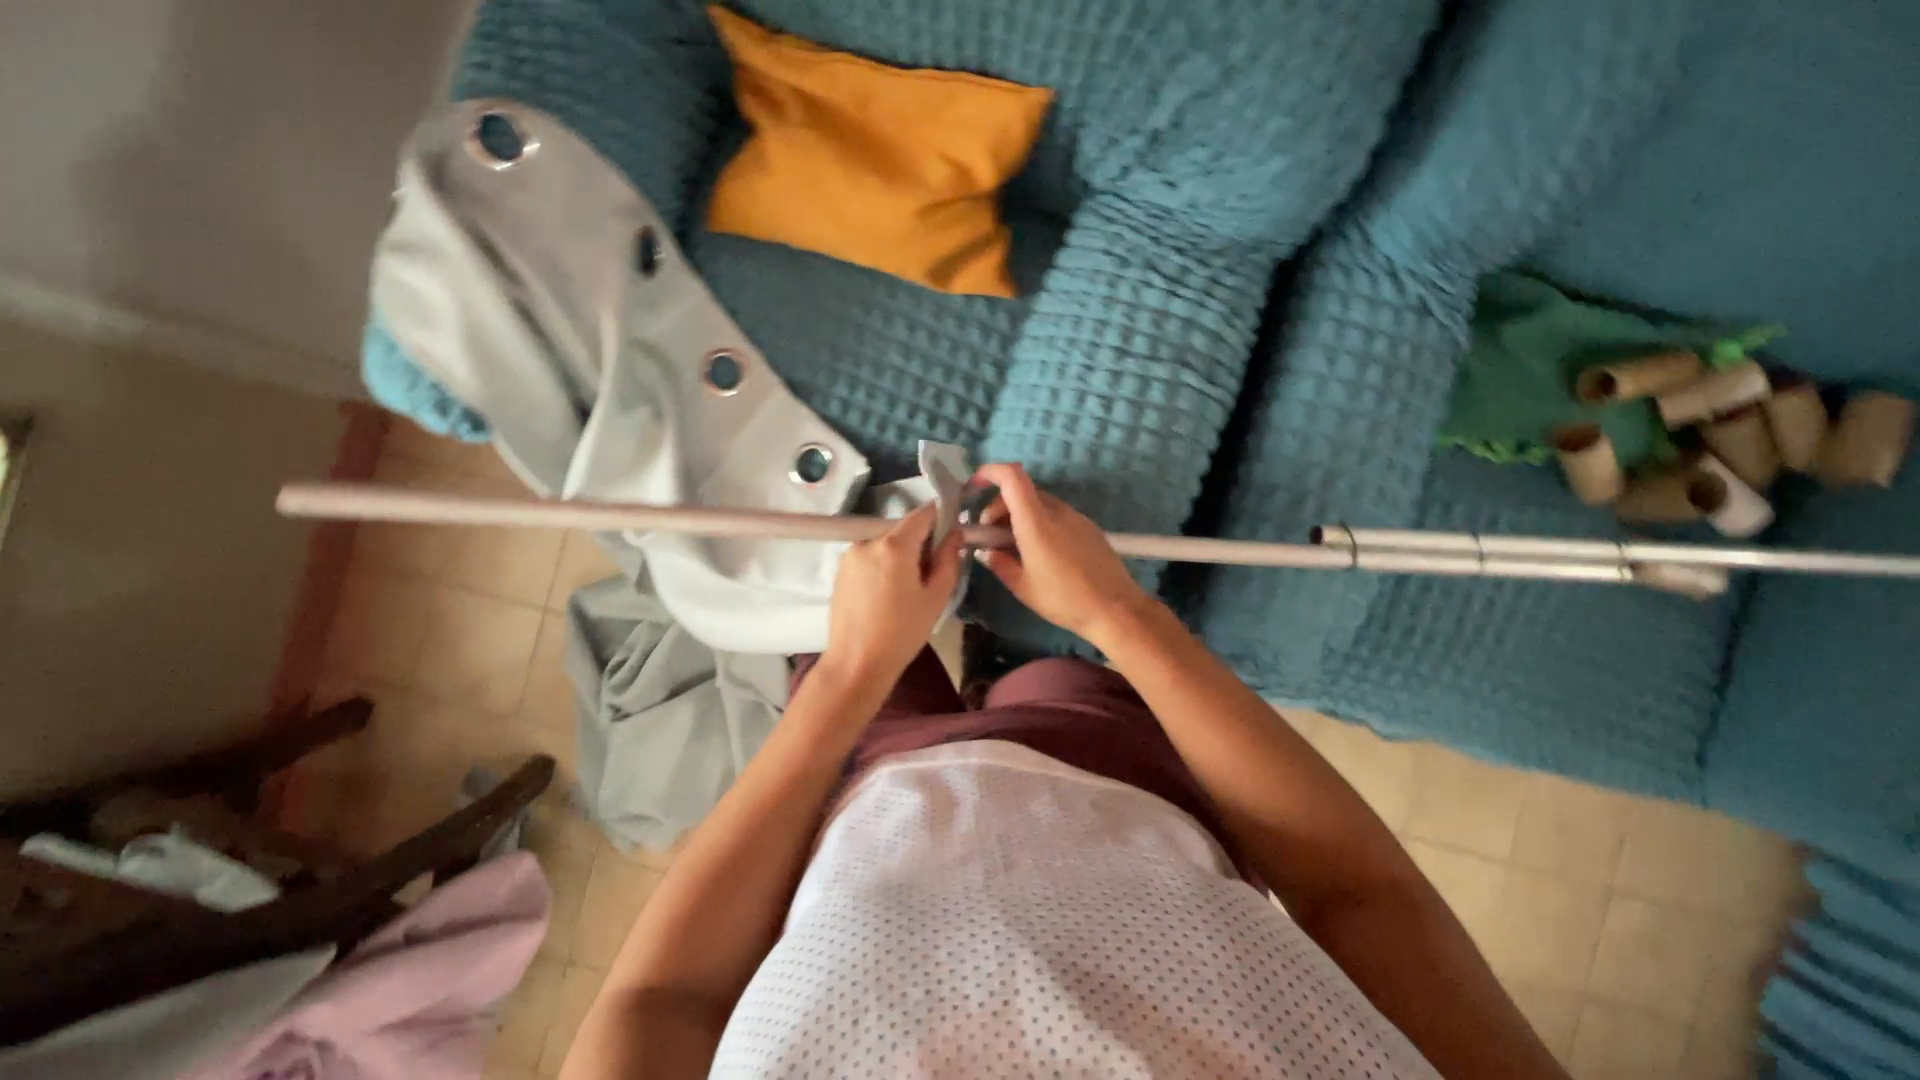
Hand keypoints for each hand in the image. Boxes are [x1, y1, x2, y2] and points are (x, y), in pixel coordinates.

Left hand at [822, 502, 963, 683]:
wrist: (856, 663)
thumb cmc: (902, 633)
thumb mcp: (935, 598)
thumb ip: (948, 560)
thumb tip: (955, 534)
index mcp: (894, 546)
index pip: (922, 513)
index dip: (940, 519)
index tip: (950, 537)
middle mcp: (868, 541)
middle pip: (902, 529)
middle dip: (920, 543)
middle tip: (930, 574)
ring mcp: (850, 555)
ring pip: (885, 544)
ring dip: (900, 556)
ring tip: (906, 590)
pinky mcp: (840, 570)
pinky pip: (869, 557)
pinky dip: (882, 566)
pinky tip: (886, 596)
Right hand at [970, 463, 1156, 643]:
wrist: (1115, 608)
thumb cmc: (1064, 599)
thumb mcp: (1022, 587)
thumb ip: (999, 563)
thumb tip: (985, 552)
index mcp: (1036, 521)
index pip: (1011, 476)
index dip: (989, 473)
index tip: (973, 488)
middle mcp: (1056, 511)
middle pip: (1022, 491)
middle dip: (999, 506)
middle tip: (990, 535)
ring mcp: (1076, 517)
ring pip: (1039, 503)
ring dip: (1020, 516)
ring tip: (1014, 547)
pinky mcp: (1088, 527)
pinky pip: (1057, 515)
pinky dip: (1040, 523)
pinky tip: (1041, 552)